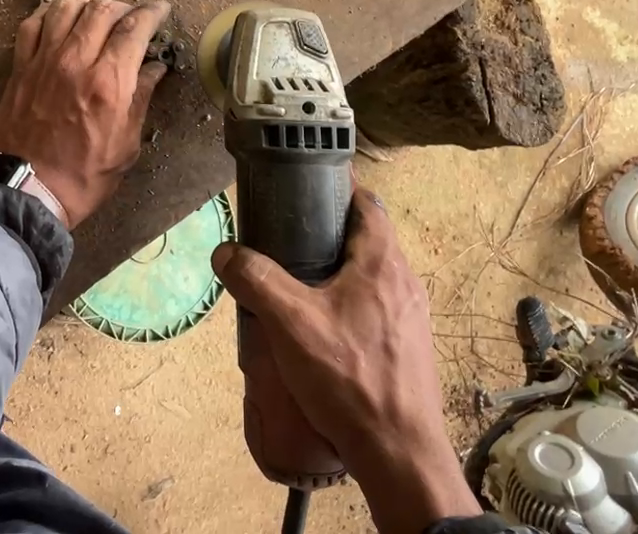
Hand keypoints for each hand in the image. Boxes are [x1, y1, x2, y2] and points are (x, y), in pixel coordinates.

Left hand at [0, 0, 171, 228]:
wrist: (28, 191)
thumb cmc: (84, 176)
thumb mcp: (126, 145)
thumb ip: (141, 99)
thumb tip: (155, 68)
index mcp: (108, 82)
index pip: (135, 28)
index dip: (152, 13)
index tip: (160, 10)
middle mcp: (75, 61)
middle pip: (101, 9)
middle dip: (123, 7)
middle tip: (131, 18)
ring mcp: (43, 61)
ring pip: (66, 8)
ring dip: (87, 6)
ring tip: (96, 17)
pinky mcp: (20, 67)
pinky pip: (32, 24)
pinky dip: (49, 15)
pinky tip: (59, 22)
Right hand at [211, 193, 479, 532]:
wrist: (399, 453)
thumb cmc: (348, 377)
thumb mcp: (290, 322)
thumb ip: (255, 279)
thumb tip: (224, 252)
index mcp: (382, 262)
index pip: (366, 202)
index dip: (337, 186)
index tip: (304, 185)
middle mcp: (404, 281)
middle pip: (369, 236)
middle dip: (332, 229)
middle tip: (289, 234)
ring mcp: (412, 316)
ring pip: (374, 273)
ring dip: (342, 266)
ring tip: (300, 279)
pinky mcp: (410, 346)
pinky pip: (379, 304)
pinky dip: (352, 299)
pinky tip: (325, 325)